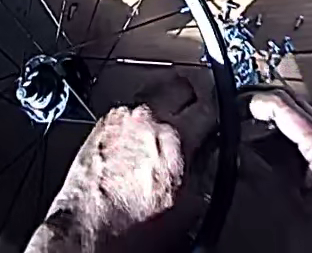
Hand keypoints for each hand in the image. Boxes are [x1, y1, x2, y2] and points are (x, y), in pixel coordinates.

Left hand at [26, 75, 215, 252]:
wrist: (89, 227)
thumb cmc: (131, 226)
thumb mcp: (187, 207)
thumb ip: (205, 169)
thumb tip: (213, 151)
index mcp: (174, 139)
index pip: (209, 107)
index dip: (220, 112)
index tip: (222, 118)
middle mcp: (148, 117)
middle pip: (182, 84)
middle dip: (194, 97)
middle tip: (200, 113)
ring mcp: (125, 112)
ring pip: (156, 88)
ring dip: (168, 100)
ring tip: (173, 123)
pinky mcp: (107, 116)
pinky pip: (134, 102)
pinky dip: (145, 111)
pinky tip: (146, 133)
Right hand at [239, 89, 311, 251]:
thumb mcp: (295, 218)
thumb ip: (265, 181)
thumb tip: (240, 154)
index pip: (286, 106)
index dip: (257, 101)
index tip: (234, 106)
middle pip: (295, 101)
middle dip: (263, 100)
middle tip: (236, 109)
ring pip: (302, 113)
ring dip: (275, 113)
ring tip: (248, 124)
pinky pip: (309, 130)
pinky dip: (286, 127)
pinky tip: (271, 144)